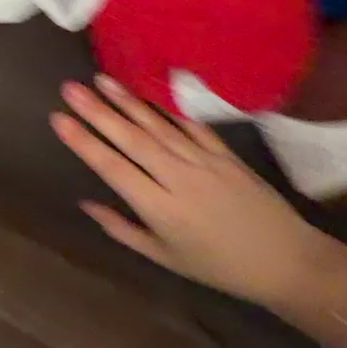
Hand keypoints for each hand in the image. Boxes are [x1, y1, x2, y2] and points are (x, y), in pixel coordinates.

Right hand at [52, 76, 338, 308]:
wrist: (288, 261)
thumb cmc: (218, 266)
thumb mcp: (164, 257)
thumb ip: (122, 229)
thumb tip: (86, 202)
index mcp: (161, 209)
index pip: (113, 168)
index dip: (84, 142)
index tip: (58, 119)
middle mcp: (180, 179)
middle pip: (132, 139)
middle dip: (99, 111)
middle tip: (71, 88)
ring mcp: (206, 163)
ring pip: (159, 126)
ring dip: (128, 102)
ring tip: (101, 80)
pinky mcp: (227, 156)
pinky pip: (192, 127)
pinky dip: (168, 110)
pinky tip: (147, 94)